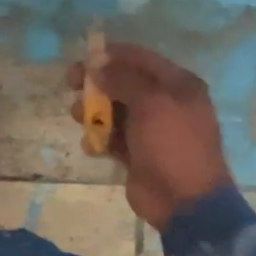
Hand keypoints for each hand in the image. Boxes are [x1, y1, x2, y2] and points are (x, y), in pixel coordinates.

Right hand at [69, 43, 233, 229]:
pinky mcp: (138, 155)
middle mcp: (166, 103)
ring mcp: (151, 131)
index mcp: (178, 85)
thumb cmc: (172, 144)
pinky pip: (114, 140)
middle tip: (71, 84)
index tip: (84, 56)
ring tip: (76, 116)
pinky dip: (100, 139)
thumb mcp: (151, 103)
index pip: (141, 59)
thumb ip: (123, 80)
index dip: (112, 54)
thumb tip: (97, 65)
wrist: (185, 200)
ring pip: (116, 112)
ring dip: (94, 112)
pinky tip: (91, 146)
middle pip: (125, 84)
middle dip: (98, 83)